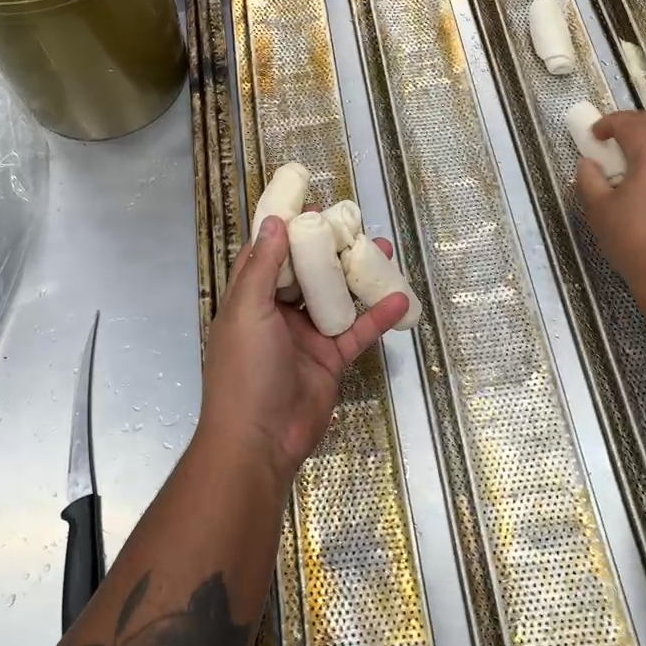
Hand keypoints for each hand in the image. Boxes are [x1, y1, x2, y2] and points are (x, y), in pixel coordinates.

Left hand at [197, 216, 408, 481]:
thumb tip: (273, 221)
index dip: (287, 229)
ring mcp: (306, 336)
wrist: (260, 440)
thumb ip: (262, 267)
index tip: (311, 204)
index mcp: (250, 299)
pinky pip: (357, 332)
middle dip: (330, 247)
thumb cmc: (245, 370)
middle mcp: (277, 313)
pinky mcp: (332, 359)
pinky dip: (378, 316)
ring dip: (357, 275)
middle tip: (356, 222)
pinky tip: (401, 299)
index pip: (268, 254)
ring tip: (384, 248)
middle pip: (307, 271)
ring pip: (336, 297)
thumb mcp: (248, 311)